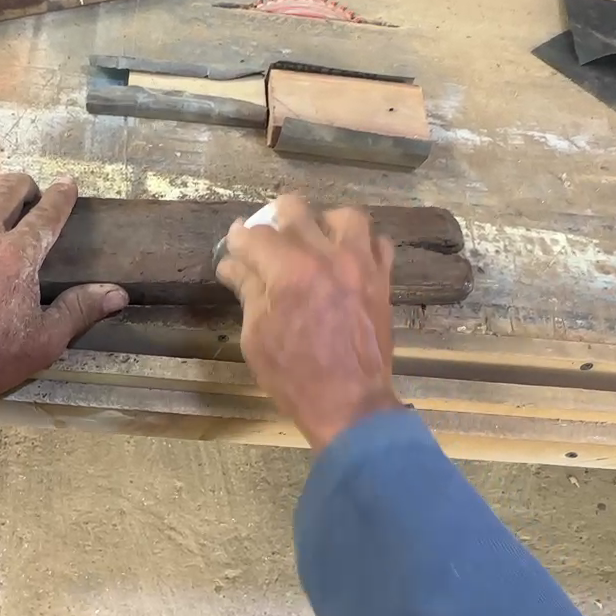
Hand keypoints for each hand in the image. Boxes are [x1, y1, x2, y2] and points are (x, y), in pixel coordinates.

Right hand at [217, 195, 400, 448]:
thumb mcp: (256, 337)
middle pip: (295, 210)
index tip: (233, 248)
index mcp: (289, 271)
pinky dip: (359, 244)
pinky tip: (345, 259)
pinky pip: (377, 242)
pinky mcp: (382, 280)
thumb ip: (248, 291)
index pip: (254, 236)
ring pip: (342, 216)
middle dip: (273, 221)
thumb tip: (233, 264)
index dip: (237, 240)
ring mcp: (360, 265)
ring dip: (321, 223)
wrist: (350, 405)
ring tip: (312, 242)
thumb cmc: (294, 377)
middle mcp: (327, 256)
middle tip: (266, 242)